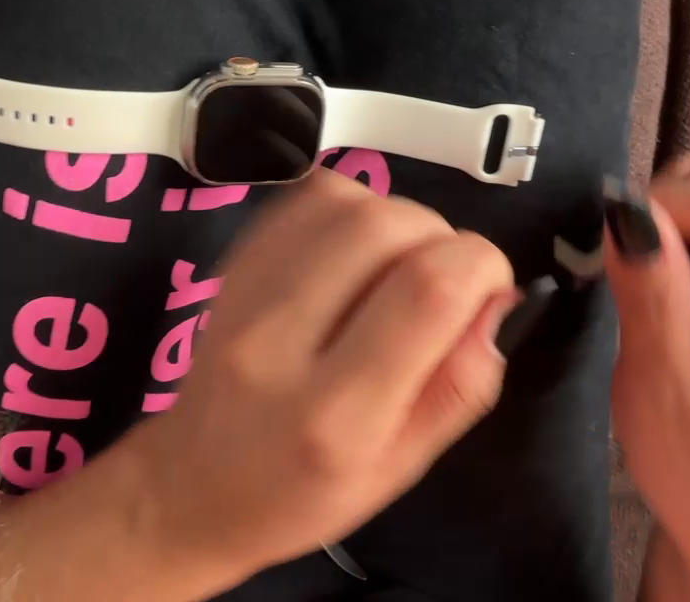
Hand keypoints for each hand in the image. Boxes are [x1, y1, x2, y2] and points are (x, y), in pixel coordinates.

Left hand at [122, 169, 525, 584]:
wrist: (193, 482)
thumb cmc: (304, 492)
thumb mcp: (401, 467)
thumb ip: (459, 384)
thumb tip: (496, 298)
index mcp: (335, 413)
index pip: (424, 291)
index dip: (480, 264)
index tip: (492, 284)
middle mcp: (280, 338)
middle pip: (379, 226)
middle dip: (439, 233)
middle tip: (445, 272)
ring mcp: (244, 290)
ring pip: (338, 198)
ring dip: (393, 214)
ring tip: (398, 260)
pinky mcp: (231, 262)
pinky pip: (300, 197)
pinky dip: (348, 206)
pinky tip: (355, 248)